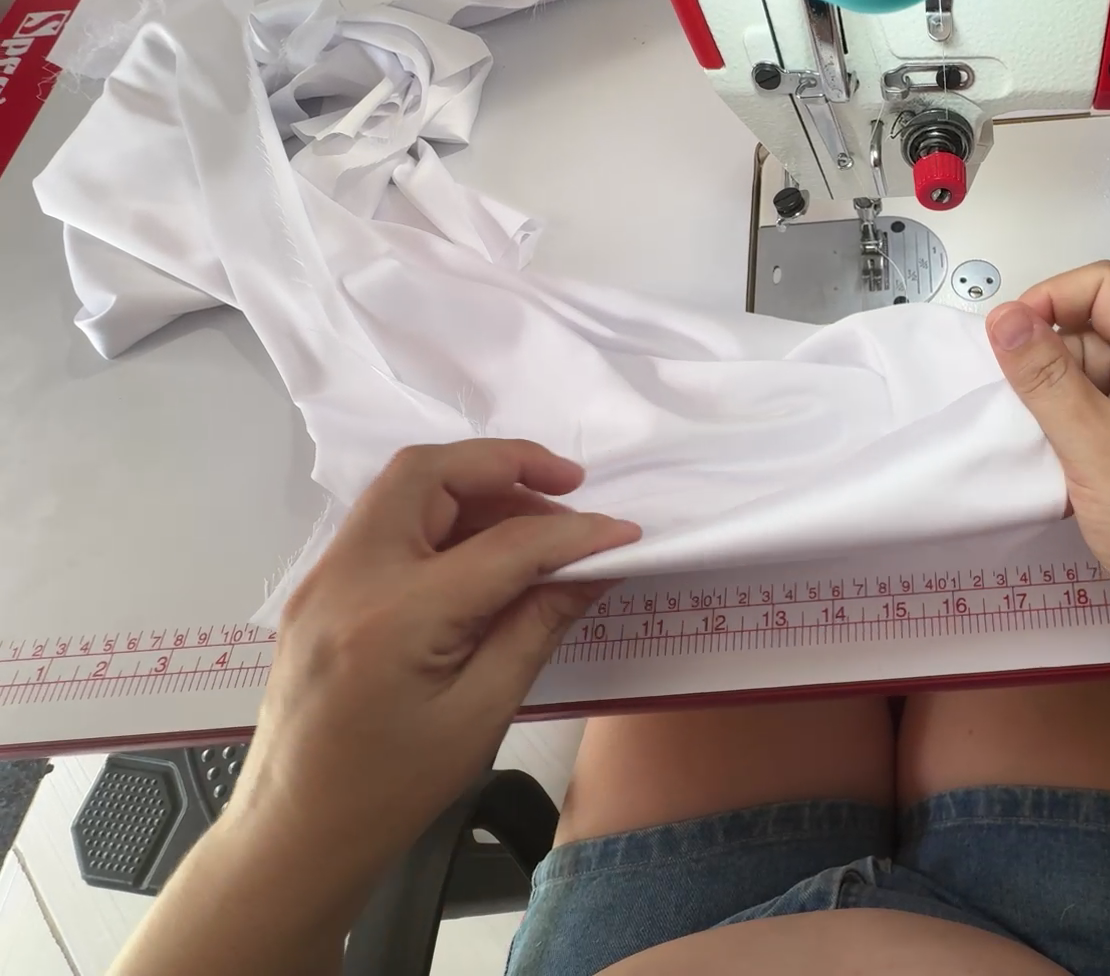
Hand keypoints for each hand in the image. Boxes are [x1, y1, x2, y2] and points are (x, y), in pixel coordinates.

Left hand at [232, 439, 640, 873]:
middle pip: (428, 473)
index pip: (505, 545)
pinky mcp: (329, 588)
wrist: (294, 837)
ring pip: (409, 488)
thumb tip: (597, 566)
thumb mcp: (488, 707)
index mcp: (394, 618)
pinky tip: (495, 547)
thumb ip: (541, 621)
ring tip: (543, 521)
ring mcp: (328, 578)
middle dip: (508, 462)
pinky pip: (397, 521)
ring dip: (482, 485)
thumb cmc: (397, 785)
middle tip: (570, 483)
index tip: (626, 532)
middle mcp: (349, 578)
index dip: (575, 533)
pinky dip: (454, 513)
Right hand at [985, 262, 1109, 652]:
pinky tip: (1047, 451)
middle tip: (1011, 396)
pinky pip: (1096, 409)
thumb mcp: (1094, 443)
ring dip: (1053, 393)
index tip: (1004, 336)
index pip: (1108, 286)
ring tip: (1032, 432)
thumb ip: (1044, 375)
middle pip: (1097, 327)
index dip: (1052, 298)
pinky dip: (1065, 422)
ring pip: (1091, 371)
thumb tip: (1004, 316)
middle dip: (1048, 353)